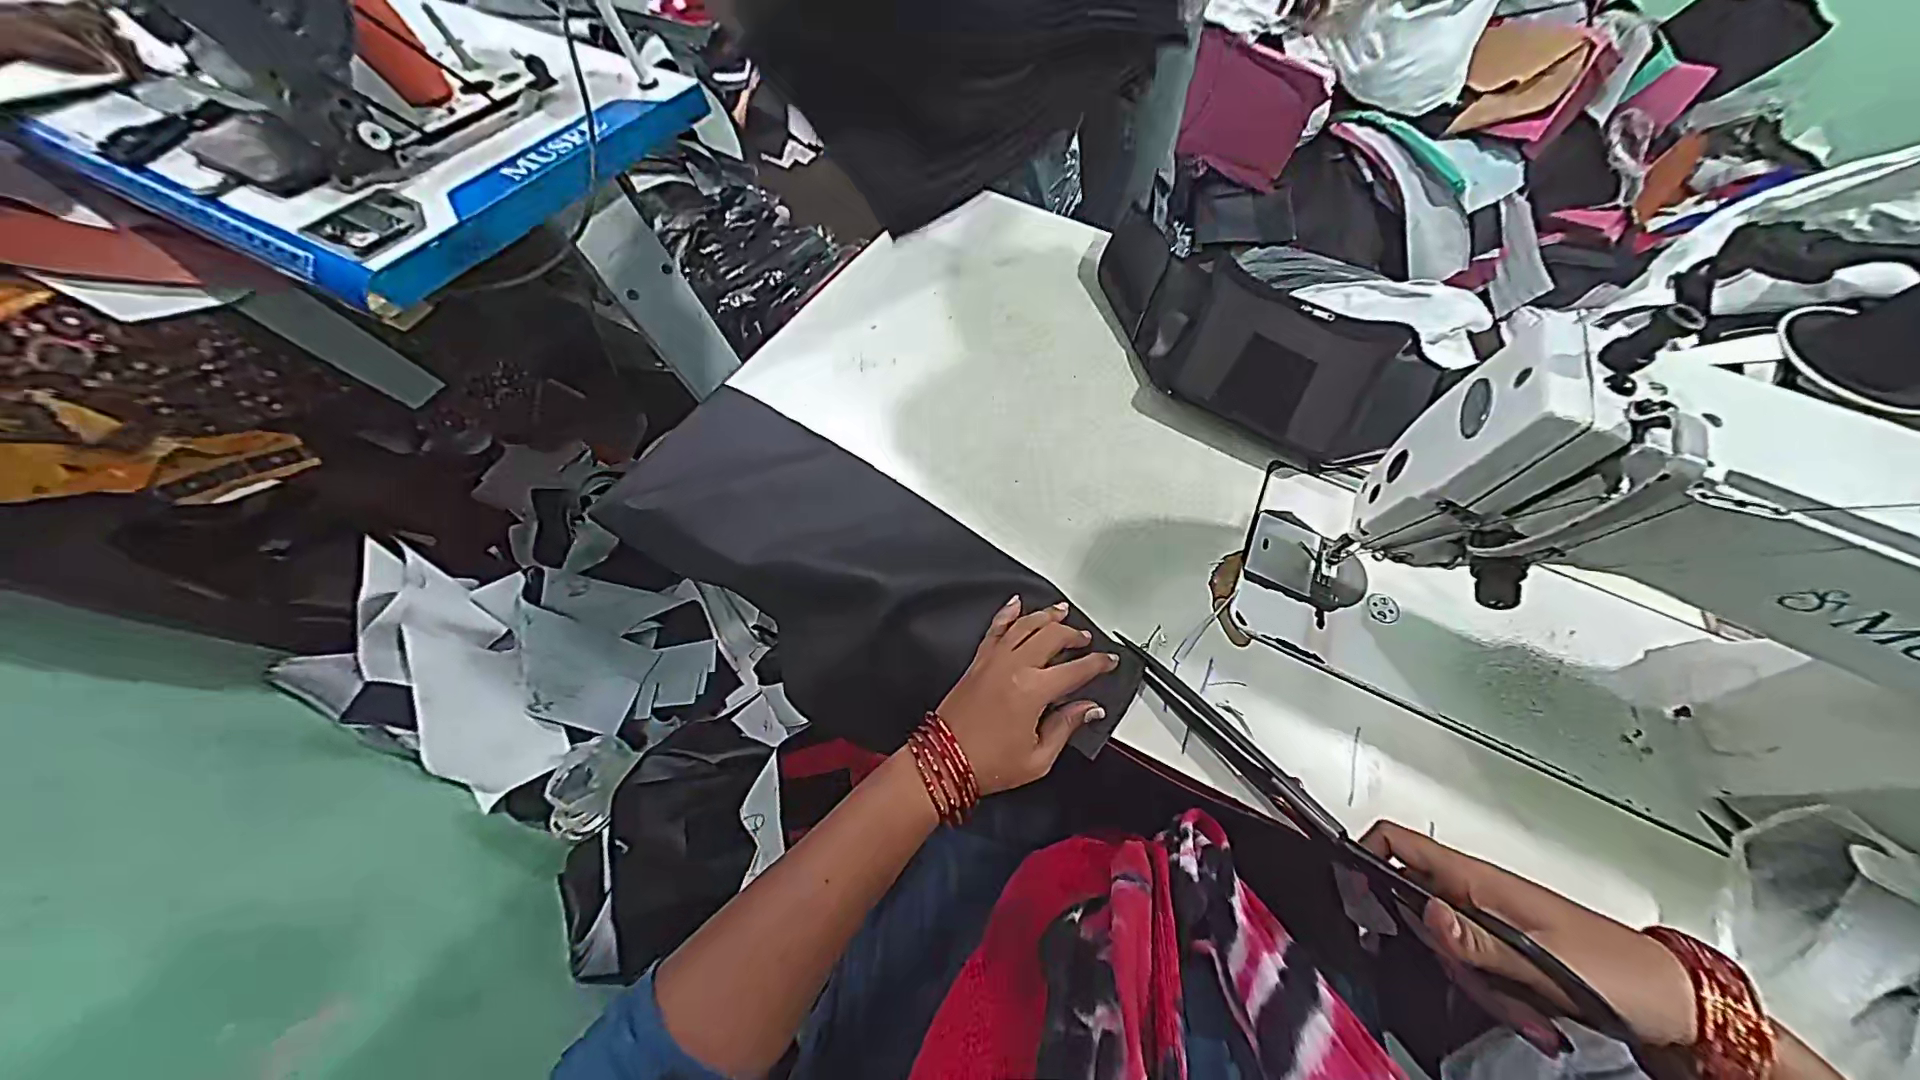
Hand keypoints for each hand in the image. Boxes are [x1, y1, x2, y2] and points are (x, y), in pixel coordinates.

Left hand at [935, 596, 1117, 795]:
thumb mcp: (1038, 758)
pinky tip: (1015, 604)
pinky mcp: (978, 661)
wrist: (944, 760)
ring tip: (1060, 611)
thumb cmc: (986, 763)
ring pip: (1025, 624)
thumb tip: (1087, 709)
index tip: (1107, 661)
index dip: (1098, 663)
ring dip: (1046, 616)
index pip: (1076, 669)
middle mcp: (1013, 668)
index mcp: (1033, 691)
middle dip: (1074, 635)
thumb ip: (1066, 726)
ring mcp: (993, 660)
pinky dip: (1007, 613)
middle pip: (1052, 636)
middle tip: (1085, 639)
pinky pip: (995, 628)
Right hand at [1360, 821, 1696, 1047]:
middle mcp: (1474, 891)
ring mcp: (1488, 919)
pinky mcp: (1503, 947)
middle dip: (1440, 952)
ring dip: (1476, 984)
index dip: (1364, 856)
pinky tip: (1532, 1014)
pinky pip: (1472, 966)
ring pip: (1444, 943)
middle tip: (1473, 980)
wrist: (1682, 1007)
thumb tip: (1424, 914)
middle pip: (1415, 905)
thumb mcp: (1545, 962)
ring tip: (1525, 1010)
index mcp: (1476, 877)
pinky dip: (1495, 995)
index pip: (1396, 842)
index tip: (1353, 891)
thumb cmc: (1623, 973)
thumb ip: (1478, 941)